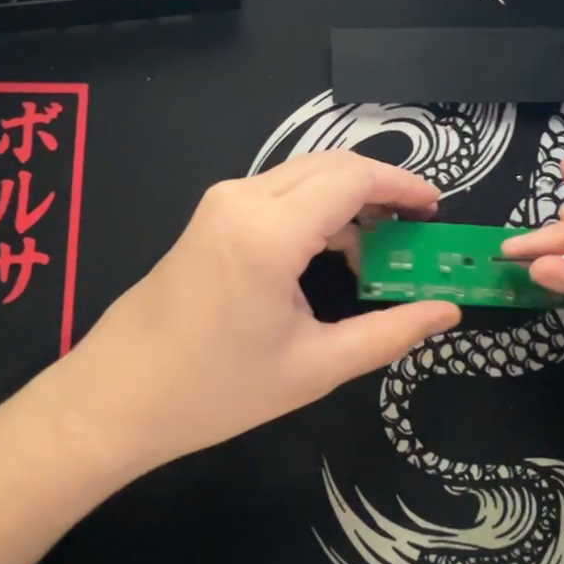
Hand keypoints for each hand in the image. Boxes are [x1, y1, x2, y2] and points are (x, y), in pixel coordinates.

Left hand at [35, 151, 462, 475]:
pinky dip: (316, 210)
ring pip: (303, 176)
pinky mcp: (210, 216)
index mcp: (269, 232)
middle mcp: (243, 199)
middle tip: (418, 229)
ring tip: (381, 250)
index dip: (402, 185)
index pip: (352, 178)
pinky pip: (277, 194)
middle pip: (330, 166)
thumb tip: (448, 312)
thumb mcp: (313, 368)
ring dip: (347, 200)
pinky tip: (332, 253)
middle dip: (380, 189)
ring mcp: (220, 203)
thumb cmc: (215, 391)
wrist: (115, 397)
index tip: (436, 209)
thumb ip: (388, 334)